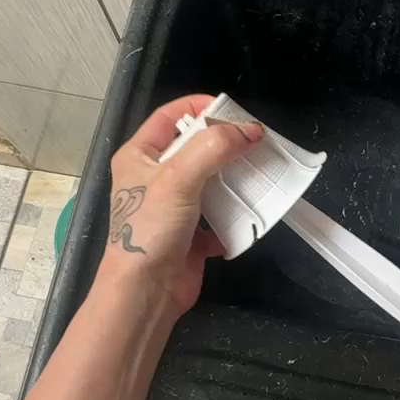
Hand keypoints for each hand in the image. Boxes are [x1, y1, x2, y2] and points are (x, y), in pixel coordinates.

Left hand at [98, 94, 262, 314]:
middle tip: (256, 143)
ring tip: (260, 175)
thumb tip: (250, 132)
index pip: (171, 117)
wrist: (146, 291)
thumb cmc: (151, 228)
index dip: (201, 108)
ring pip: (211, 182)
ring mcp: (173, 207)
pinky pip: (219, 216)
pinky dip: (234, 217)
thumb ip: (214, 147)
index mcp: (139, 156)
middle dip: (226, 145)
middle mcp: (154, 178)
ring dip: (234, 180)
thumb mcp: (178, 177)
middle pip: (196, 148)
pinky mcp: (191, 234)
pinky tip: (248, 214)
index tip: (234, 112)